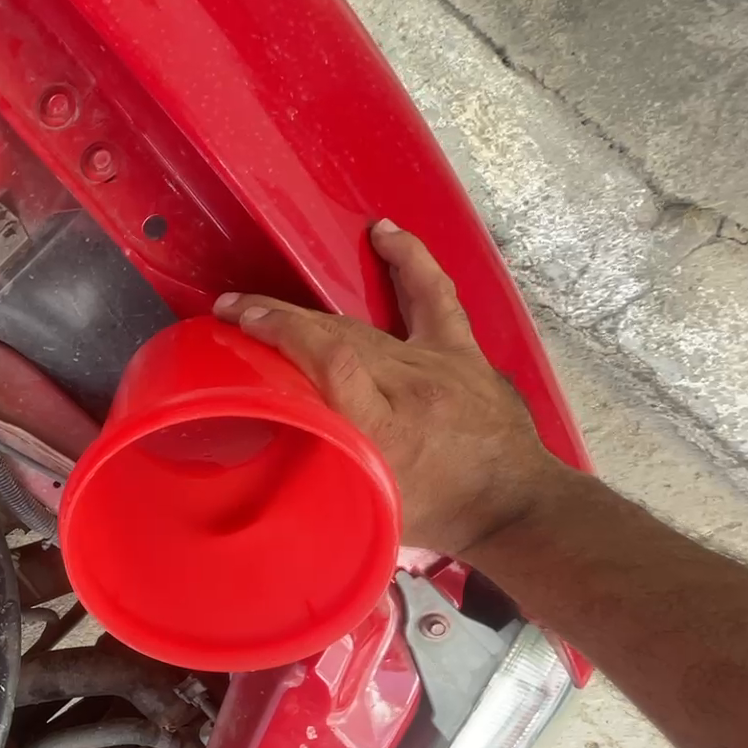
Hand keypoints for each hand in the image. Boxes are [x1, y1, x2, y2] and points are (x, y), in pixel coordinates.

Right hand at [212, 220, 577, 557]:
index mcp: (385, 426)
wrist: (514, 506)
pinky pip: (433, 298)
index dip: (284, 332)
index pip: (332, 360)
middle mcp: (413, 385)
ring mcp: (439, 363)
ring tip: (264, 302)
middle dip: (280, 317)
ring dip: (308, 311)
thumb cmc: (433, 513)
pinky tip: (385, 234)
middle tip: (232, 311)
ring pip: (364, 324)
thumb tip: (270, 443)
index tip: (241, 321)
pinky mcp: (460, 353)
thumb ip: (320, 470)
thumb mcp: (363, 502)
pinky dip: (411, 263)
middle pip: (339, 335)